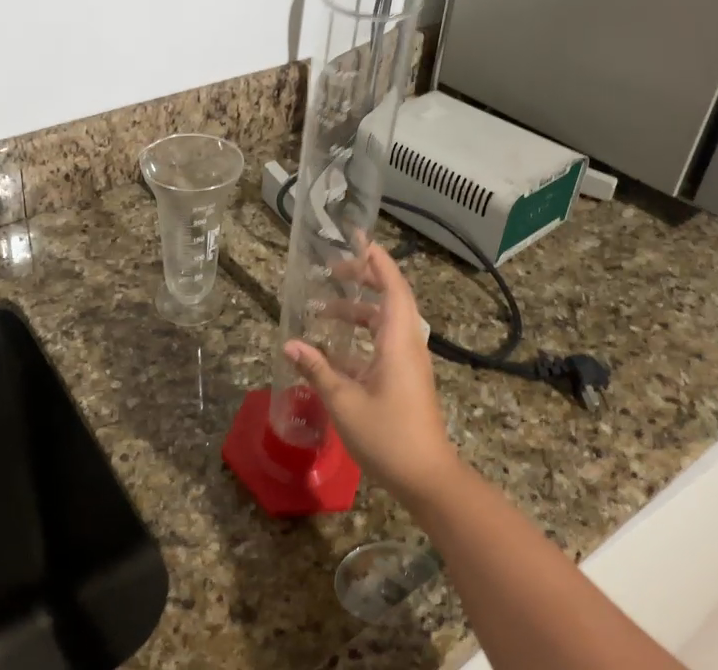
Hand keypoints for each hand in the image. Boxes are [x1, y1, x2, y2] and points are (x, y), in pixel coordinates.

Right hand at [284, 244, 461, 504]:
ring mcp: (407, 364)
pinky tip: (330, 352)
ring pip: (383, 324)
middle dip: (362, 280)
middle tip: (331, 270)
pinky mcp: (403, 381)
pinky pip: (381, 345)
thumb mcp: (344, 401)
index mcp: (398, 341)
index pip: (392, 286)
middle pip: (389, 299)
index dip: (376, 260)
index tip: (357, 238)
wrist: (427, 478)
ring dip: (356, 312)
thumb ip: (317, 369)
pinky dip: (358, 339)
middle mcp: (406, 345)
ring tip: (323, 310)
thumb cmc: (387, 436)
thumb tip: (290, 343)